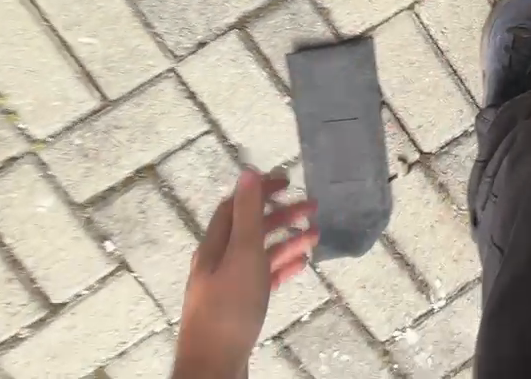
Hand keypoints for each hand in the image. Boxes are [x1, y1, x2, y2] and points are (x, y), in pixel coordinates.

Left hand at [172, 170, 318, 378]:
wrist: (214, 368)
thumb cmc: (230, 306)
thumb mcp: (243, 254)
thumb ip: (249, 213)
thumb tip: (247, 172)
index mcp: (214, 246)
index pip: (235, 206)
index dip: (260, 190)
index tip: (289, 182)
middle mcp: (217, 262)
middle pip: (251, 228)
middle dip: (281, 215)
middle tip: (312, 207)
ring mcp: (227, 285)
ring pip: (260, 253)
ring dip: (287, 240)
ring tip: (316, 236)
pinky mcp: (238, 307)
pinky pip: (263, 277)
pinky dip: (282, 267)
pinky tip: (301, 265)